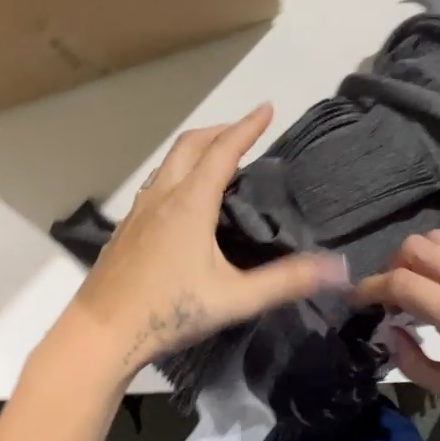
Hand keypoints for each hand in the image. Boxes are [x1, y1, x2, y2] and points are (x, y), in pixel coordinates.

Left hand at [58, 104, 348, 377]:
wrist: (102, 332)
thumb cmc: (169, 312)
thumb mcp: (235, 300)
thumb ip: (286, 282)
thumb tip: (337, 269)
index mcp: (190, 204)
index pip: (223, 151)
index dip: (247, 127)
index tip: (267, 109)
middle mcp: (162, 197)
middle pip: (190, 145)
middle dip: (220, 131)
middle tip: (245, 132)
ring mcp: (138, 212)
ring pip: (168, 164)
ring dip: (195, 150)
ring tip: (218, 161)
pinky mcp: (126, 230)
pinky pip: (156, 185)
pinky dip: (178, 174)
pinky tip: (183, 202)